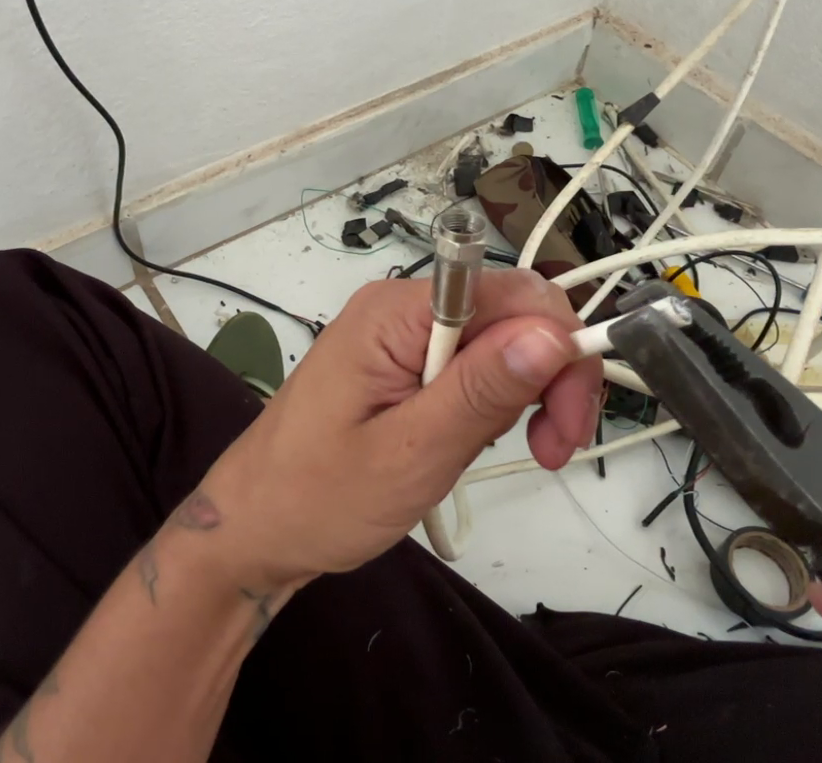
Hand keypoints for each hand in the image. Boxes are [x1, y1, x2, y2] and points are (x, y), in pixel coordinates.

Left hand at [192, 268, 603, 592]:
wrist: (256, 526)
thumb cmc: (320, 497)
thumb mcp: (412, 451)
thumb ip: (483, 390)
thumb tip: (553, 333)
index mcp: (397, 311)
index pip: (516, 295)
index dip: (560, 350)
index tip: (566, 426)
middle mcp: (400, 307)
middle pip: (512, 315)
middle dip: (546, 378)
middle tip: (550, 453)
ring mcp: (397, 334)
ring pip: (496, 343)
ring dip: (519, 396)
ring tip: (496, 454)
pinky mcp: (397, 362)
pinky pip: (466, 365)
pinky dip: (486, 404)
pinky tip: (467, 442)